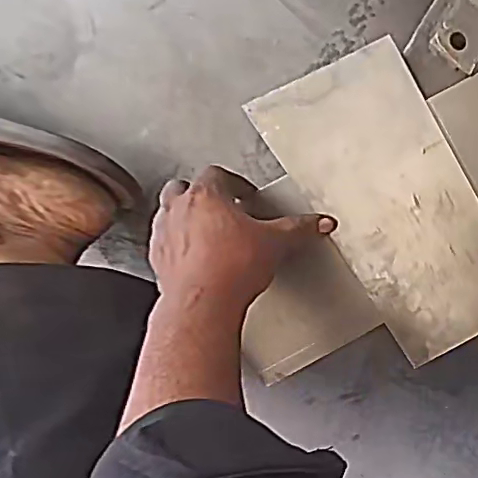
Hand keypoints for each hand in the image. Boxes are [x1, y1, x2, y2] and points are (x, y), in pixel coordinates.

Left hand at [149, 166, 334, 311]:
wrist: (203, 302)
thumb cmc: (230, 268)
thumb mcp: (276, 243)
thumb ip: (299, 229)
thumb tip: (319, 223)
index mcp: (206, 195)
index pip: (218, 175)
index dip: (236, 183)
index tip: (247, 195)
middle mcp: (179, 209)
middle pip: (185, 188)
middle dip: (204, 196)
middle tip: (223, 209)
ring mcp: (164, 233)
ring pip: (170, 214)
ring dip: (187, 218)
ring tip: (210, 234)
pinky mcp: (158, 259)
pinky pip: (166, 244)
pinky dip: (179, 246)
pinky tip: (198, 260)